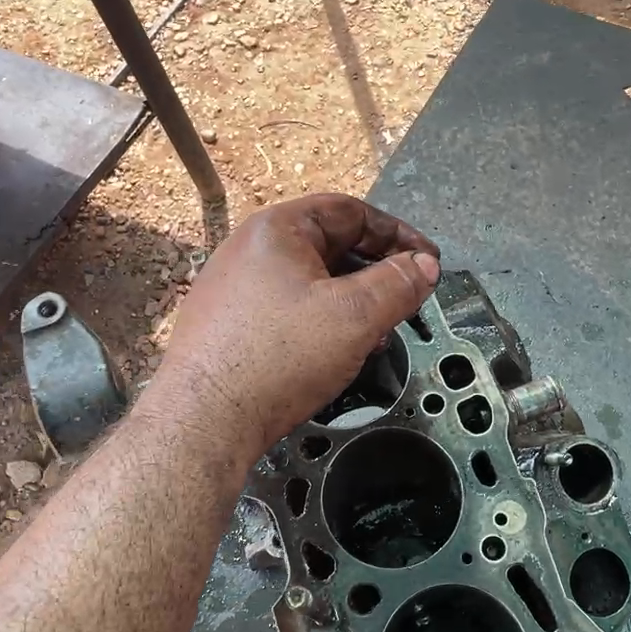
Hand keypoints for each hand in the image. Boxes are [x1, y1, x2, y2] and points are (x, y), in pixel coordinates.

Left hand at [139, 194, 440, 465]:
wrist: (205, 420)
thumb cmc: (276, 358)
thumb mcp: (355, 317)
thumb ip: (398, 285)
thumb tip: (424, 267)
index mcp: (277, 230)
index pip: (350, 211)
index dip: (397, 235)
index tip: (425, 262)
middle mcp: (248, 250)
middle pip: (329, 246)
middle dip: (375, 272)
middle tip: (404, 299)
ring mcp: (233, 288)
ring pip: (309, 281)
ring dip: (351, 301)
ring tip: (375, 333)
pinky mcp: (227, 325)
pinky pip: (286, 309)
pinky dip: (320, 321)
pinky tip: (335, 351)